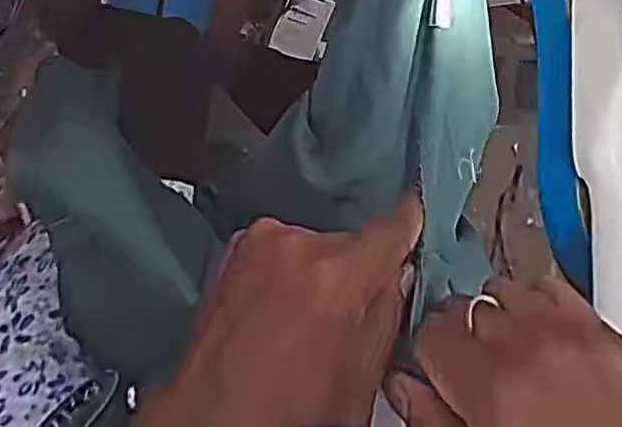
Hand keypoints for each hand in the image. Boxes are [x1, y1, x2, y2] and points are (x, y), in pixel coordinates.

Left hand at [135, 193, 421, 426]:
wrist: (206, 425)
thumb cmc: (278, 417)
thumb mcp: (358, 384)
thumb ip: (387, 317)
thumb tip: (397, 277)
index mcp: (338, 278)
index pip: (392, 227)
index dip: (410, 223)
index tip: (415, 215)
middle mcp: (299, 246)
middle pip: (351, 243)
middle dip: (355, 271)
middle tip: (345, 316)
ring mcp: (263, 242)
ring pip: (316, 244)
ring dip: (317, 270)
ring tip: (300, 322)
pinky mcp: (239, 248)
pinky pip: (283, 247)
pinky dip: (286, 270)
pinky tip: (277, 312)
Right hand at [383, 276, 621, 426]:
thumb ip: (436, 419)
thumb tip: (408, 386)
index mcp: (492, 388)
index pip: (433, 332)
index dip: (430, 350)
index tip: (436, 364)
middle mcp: (529, 347)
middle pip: (468, 307)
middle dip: (465, 336)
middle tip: (475, 370)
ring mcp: (570, 334)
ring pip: (508, 289)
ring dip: (502, 317)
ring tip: (511, 355)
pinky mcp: (604, 333)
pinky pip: (554, 288)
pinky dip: (541, 304)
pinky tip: (541, 336)